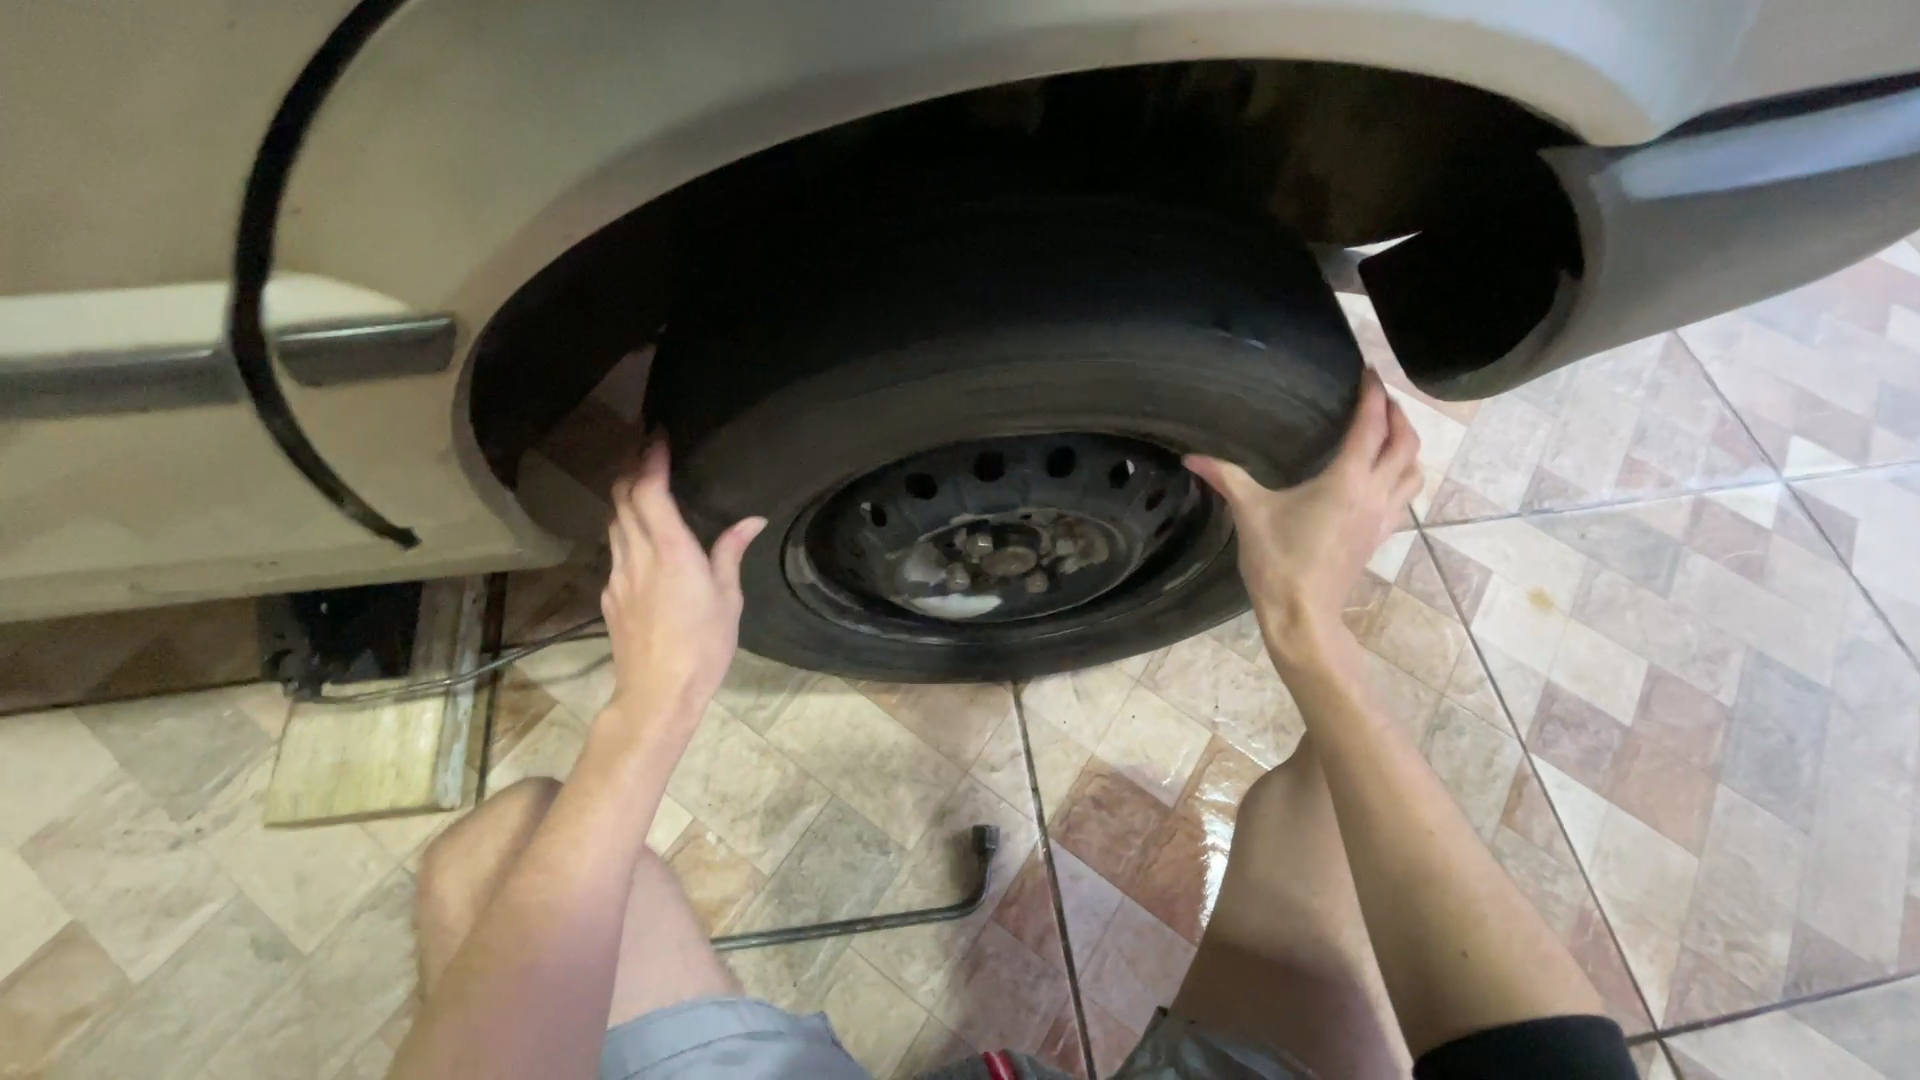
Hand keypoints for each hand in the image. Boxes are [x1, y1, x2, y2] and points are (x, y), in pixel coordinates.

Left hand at [600, 438, 765, 743]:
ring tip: (640, 481)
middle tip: (646, 447)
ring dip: (624, 495)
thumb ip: (731, 553)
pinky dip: (625, 528)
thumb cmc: (704, 646)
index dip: (649, 458)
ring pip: (613, 521)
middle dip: (630, 466)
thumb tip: (752, 520)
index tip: (657, 434)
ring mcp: (618, 575)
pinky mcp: (610, 594)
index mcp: (671, 551)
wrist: (658, 692)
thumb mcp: (729, 599)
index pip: (649, 490)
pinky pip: (615, 549)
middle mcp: (637, 555)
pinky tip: (640, 536)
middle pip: (621, 497)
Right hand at [1185, 369, 1419, 667]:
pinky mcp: (1380, 534)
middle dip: (1397, 414)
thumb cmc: (1278, 560)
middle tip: (1378, 397)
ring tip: (1388, 432)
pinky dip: (1403, 473)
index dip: (1373, 395)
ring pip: (1414, 469)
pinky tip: (1382, 475)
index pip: (1371, 425)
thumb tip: (1191, 457)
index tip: (1368, 372)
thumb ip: (1225, 478)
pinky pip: (1406, 494)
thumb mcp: (1249, 513)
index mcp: (1346, 480)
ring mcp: (1383, 515)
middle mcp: (1374, 492)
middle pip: (1405, 442)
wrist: (1303, 612)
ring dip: (1407, 444)